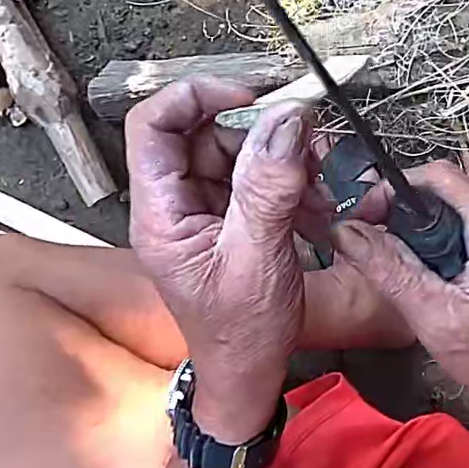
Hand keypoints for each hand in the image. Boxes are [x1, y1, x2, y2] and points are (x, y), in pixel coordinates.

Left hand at [126, 79, 322, 442]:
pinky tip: (312, 199)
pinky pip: (251, 173)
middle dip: (255, 130)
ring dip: (278, 155)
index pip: (152, 127)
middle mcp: (172, 204)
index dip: (194, 97)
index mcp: (159, 215)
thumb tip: (285, 121)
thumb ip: (269, 188)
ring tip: (316, 182)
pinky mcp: (224, 213)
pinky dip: (285, 177)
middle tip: (304, 143)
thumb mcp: (258, 259)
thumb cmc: (241, 333)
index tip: (249, 96)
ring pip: (231, 149)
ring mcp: (198, 207)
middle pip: (199, 132)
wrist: (248, 371)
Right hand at [331, 161, 468, 446]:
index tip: (364, 217)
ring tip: (408, 270)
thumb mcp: (432, 316)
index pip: (438, 177)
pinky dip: (446, 241)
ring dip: (424, 232)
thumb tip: (345, 231)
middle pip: (447, 192)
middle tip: (378, 248)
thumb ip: (388, 268)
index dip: (392, 190)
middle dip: (405, 216)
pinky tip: (437, 275)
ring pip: (457, 208)